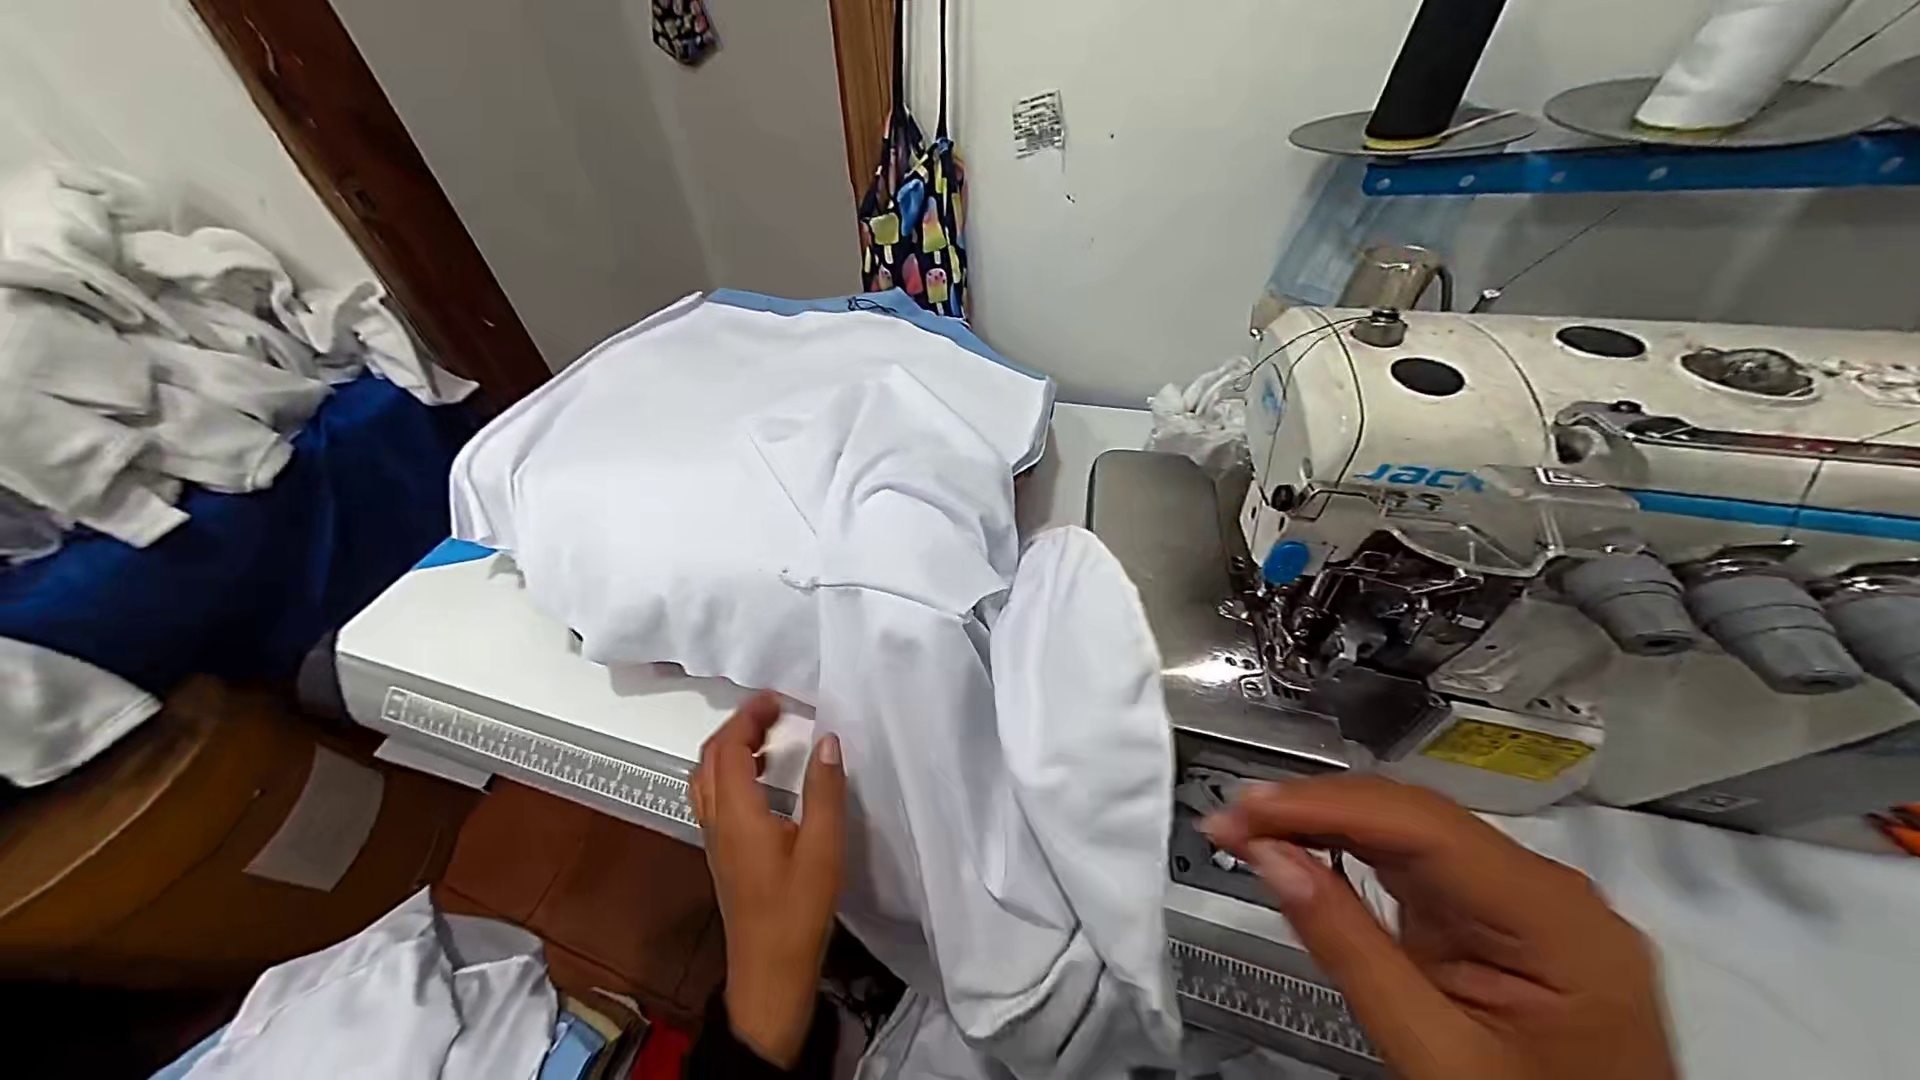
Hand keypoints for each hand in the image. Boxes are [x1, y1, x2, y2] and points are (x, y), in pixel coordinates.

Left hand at [691, 694, 845, 1067]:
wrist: (769, 973)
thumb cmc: (798, 910)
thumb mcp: (824, 848)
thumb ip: (826, 790)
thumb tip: (827, 740)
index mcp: (738, 814)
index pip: (728, 749)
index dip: (747, 717)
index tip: (776, 699)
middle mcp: (717, 821)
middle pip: (709, 759)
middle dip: (737, 726)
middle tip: (773, 711)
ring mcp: (715, 839)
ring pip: (705, 778)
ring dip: (729, 748)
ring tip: (768, 737)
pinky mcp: (722, 852)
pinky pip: (714, 795)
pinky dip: (731, 771)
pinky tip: (763, 779)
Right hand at [1204, 775, 1676, 1079]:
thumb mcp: (1434, 1053)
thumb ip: (1349, 947)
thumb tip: (1268, 855)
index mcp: (1557, 920)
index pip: (1423, 827)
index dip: (1325, 806)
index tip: (1247, 807)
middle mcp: (1542, 887)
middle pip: (1409, 816)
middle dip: (1311, 809)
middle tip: (1231, 820)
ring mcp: (1513, 891)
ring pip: (1397, 824)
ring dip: (1316, 821)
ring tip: (1247, 827)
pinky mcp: (1481, 904)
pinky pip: (1401, 854)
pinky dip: (1339, 846)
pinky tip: (1294, 843)